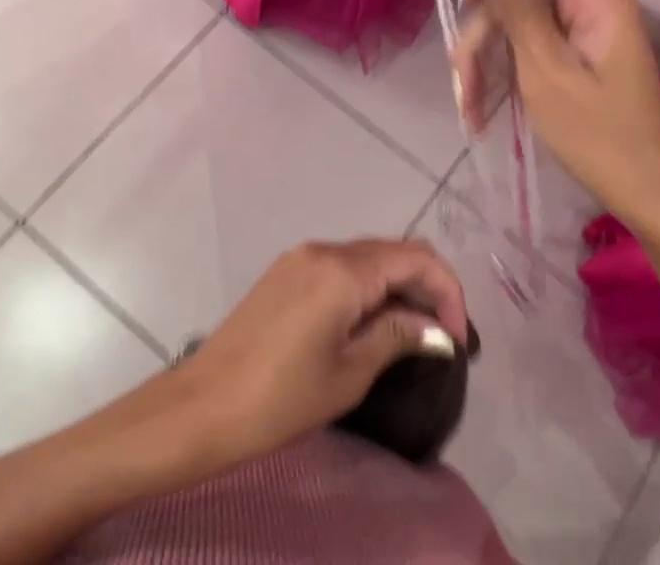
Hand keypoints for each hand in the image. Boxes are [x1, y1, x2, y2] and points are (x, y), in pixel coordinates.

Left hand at [178, 240, 467, 461]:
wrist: (202, 407)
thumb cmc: (281, 397)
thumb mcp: (350, 372)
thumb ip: (398, 337)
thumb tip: (435, 330)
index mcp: (343, 270)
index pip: (416, 258)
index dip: (448, 292)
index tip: (457, 339)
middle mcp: (321, 251)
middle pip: (392, 253)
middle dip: (425, 288)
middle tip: (441, 338)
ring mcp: (298, 260)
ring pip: (366, 260)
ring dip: (396, 289)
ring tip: (413, 336)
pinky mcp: (283, 276)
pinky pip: (339, 270)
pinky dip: (366, 290)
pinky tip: (372, 325)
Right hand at [444, 0, 659, 228]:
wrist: (644, 188)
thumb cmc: (601, 136)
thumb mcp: (548, 75)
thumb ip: (520, 15)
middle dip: (481, 22)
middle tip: (460, 66)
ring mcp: (577, 23)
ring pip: (511, 15)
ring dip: (483, 56)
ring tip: (471, 106)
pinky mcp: (568, 47)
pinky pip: (522, 41)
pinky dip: (498, 69)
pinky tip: (481, 109)